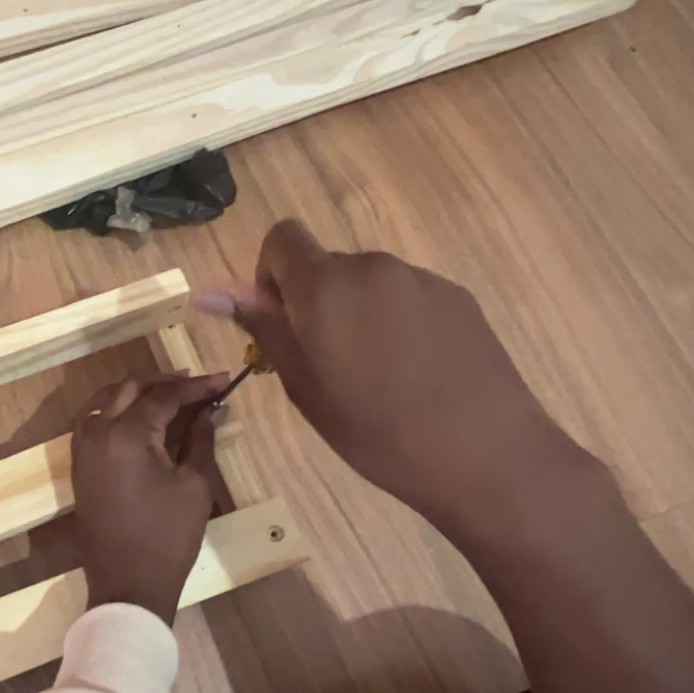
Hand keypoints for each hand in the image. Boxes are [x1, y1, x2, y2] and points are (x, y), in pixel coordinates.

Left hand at [72, 373, 224, 623]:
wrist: (128, 584)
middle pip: (132, 387)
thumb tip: (210, 409)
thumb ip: (201, 438)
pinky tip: (138, 413)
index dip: (197, 386)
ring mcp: (82, 447)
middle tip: (199, 385)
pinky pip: (93, 418)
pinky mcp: (79, 463)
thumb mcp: (195, 485)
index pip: (165, 396)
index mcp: (127, 435)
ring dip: (138, 389)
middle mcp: (98, 431)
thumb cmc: (168, 537)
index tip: (224, 380)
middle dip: (167, 381)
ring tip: (171, 394)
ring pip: (108, 398)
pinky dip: (116, 407)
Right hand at [199, 219, 596, 542]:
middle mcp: (373, 266)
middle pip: (325, 265)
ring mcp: (421, 279)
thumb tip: (210, 292)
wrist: (483, 454)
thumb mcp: (303, 386)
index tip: (282, 326)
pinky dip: (395, 322)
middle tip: (327, 367)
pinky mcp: (457, 297)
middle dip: (314, 302)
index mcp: (327, 285)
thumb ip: (262, 328)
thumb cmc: (375, 431)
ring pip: (366, 284)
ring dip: (356, 313)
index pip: (282, 238)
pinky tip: (415, 373)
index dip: (270, 276)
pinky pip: (406, 297)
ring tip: (377, 377)